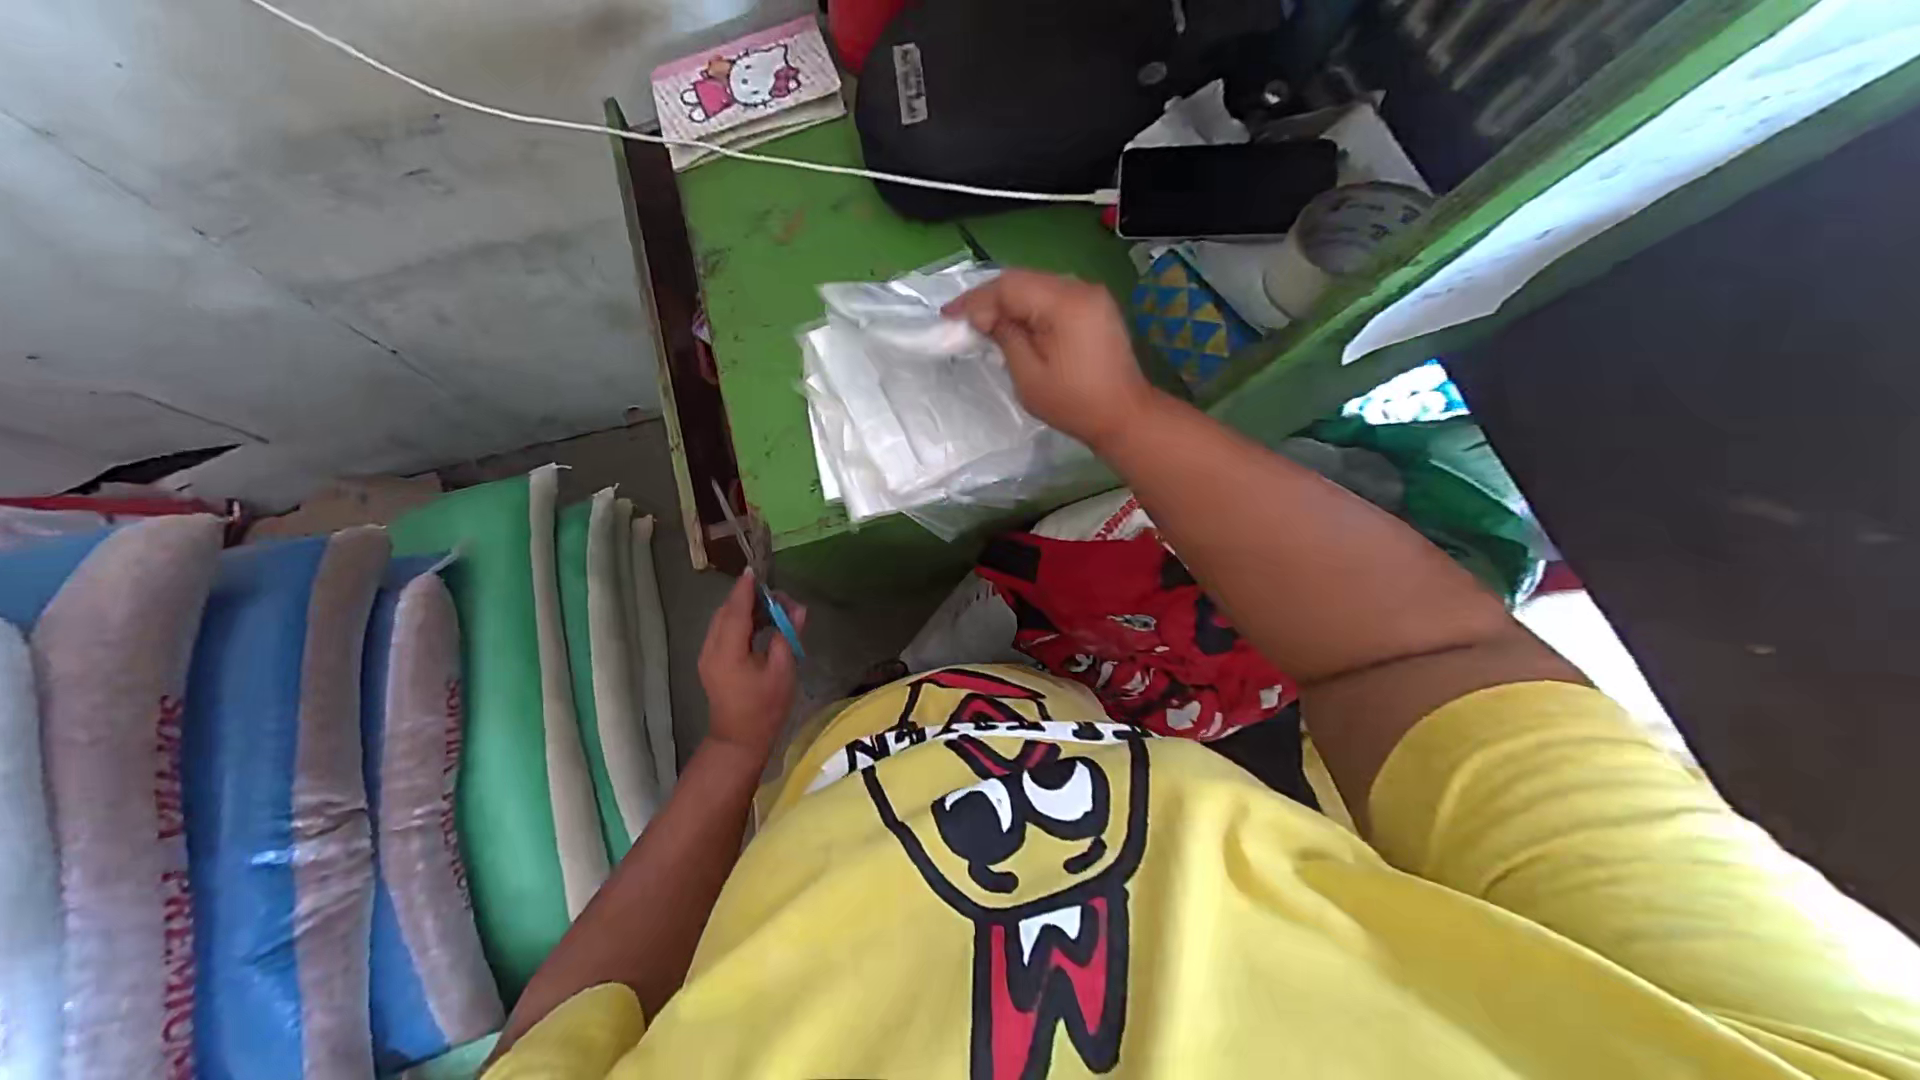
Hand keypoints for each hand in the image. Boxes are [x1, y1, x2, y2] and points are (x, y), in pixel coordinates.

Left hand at [697, 571, 805, 763]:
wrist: (740, 740)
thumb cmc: (765, 708)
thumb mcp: (783, 671)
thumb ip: (788, 636)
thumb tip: (797, 609)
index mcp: (728, 652)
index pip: (735, 611)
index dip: (746, 590)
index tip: (755, 570)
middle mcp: (711, 650)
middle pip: (726, 612)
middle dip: (748, 597)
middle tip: (776, 594)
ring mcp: (707, 656)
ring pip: (723, 620)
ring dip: (744, 609)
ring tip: (772, 607)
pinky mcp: (711, 661)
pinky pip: (723, 631)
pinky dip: (740, 621)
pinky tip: (760, 623)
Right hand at [944, 268, 1158, 448]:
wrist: (1124, 416)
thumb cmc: (1074, 403)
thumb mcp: (1028, 375)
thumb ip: (1005, 337)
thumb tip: (986, 317)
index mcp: (1064, 303)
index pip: (1009, 287)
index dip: (975, 300)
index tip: (949, 317)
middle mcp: (1080, 288)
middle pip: (1023, 280)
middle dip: (989, 298)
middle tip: (961, 319)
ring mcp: (1091, 295)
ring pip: (1037, 285)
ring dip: (1008, 301)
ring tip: (982, 322)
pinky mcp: (1095, 307)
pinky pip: (1053, 296)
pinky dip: (1029, 306)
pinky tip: (1013, 323)